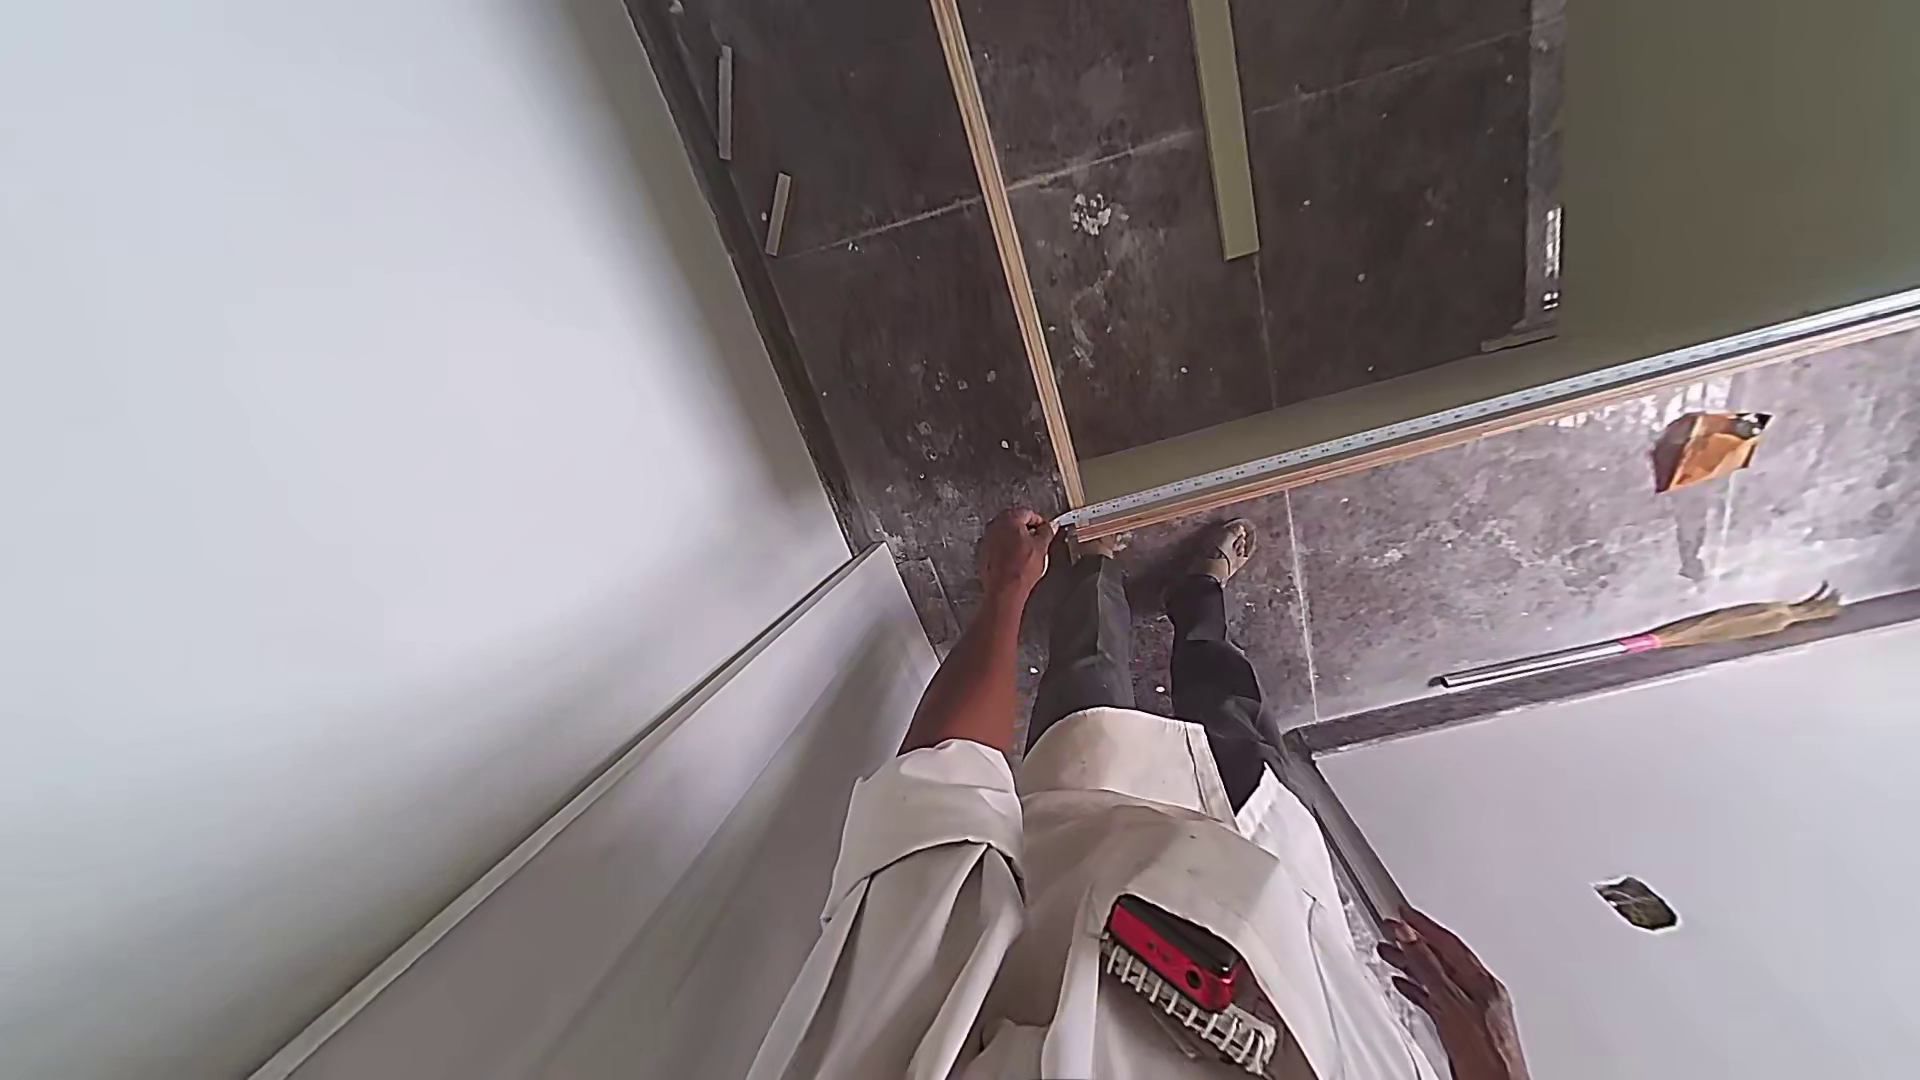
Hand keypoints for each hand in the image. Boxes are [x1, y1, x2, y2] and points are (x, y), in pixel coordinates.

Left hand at [977, 507, 1053, 602]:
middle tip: (1038, 539)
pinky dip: (1007, 549)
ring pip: (1005, 533)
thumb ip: (1047, 532)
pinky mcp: (984, 553)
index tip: (1045, 529)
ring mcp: (987, 539)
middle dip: (1027, 528)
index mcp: (1009, 519)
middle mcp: (995, 526)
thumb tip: (1050, 526)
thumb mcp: (1042, 547)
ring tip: (1028, 552)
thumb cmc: (1020, 569)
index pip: (1027, 512)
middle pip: (1014, 520)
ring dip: (1016, 538)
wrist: (1004, 590)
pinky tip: (1016, 560)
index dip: (1039, 521)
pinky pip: (998, 545)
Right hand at [1379, 909, 1529, 1079]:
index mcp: (1483, 983)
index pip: (1450, 943)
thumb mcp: (1449, 1000)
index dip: (1424, 924)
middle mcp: (1479, 994)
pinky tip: (1403, 984)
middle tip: (1390, 927)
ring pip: (1434, 977)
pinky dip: (1416, 987)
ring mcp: (1471, 1011)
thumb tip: (1406, 932)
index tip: (1403, 911)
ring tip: (1387, 950)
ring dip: (1409, 962)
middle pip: (1440, 958)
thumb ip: (1425, 964)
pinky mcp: (1461, 1028)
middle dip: (1412, 941)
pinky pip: (1434, 998)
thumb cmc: (1486, 1053)